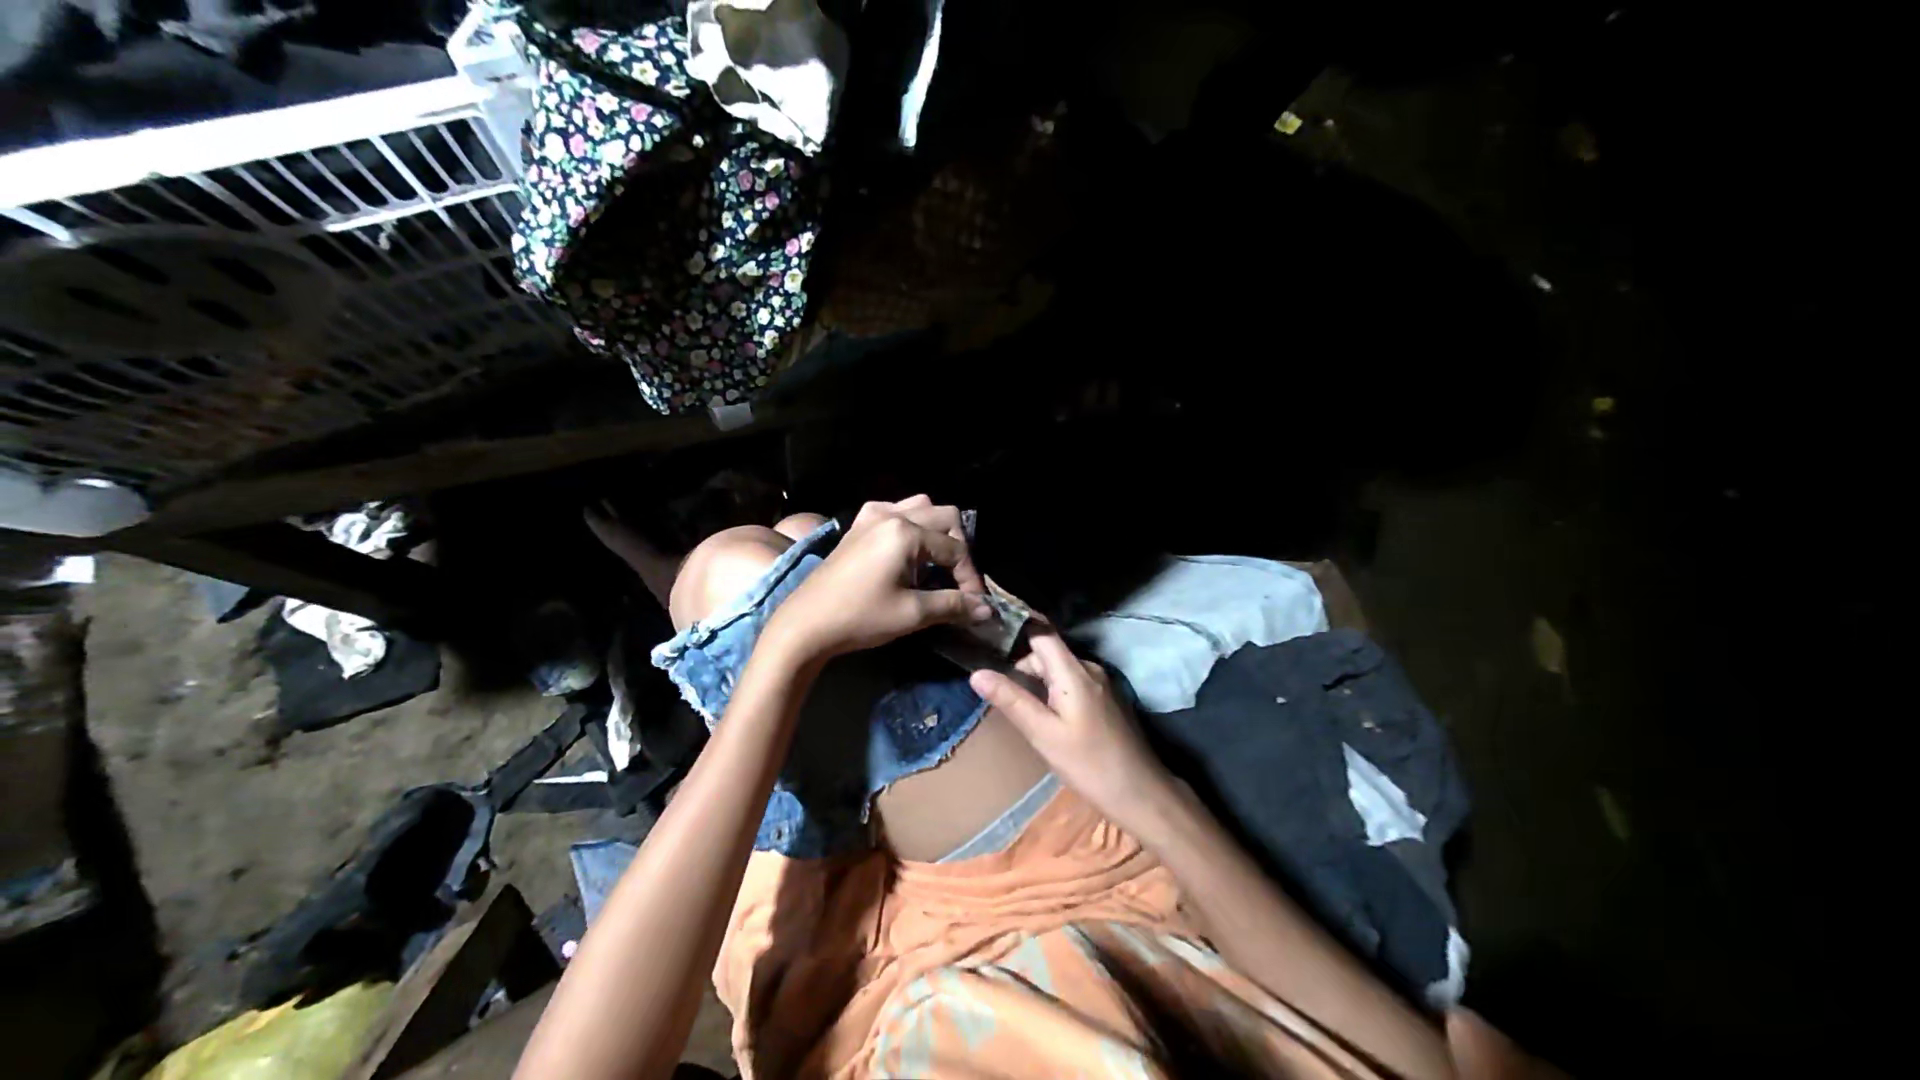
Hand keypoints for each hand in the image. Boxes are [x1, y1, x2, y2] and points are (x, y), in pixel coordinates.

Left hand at [765, 496, 991, 662]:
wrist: (806, 624)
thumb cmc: (860, 618)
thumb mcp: (912, 613)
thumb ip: (954, 605)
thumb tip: (987, 610)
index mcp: (905, 532)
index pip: (955, 549)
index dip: (970, 578)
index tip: (974, 605)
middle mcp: (891, 514)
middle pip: (945, 517)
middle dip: (959, 549)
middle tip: (958, 581)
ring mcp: (871, 516)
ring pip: (921, 507)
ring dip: (937, 532)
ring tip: (937, 565)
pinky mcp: (858, 525)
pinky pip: (897, 512)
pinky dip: (913, 527)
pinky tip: (909, 554)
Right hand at [968, 628, 1178, 835]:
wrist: (1141, 793)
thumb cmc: (1089, 764)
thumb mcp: (1043, 734)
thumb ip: (1011, 700)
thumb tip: (977, 673)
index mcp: (1074, 672)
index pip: (1041, 632)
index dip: (1015, 627)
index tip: (988, 631)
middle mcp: (1089, 668)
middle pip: (1048, 652)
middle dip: (1021, 665)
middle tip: (995, 688)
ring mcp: (1100, 683)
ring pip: (1059, 669)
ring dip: (1036, 681)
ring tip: (1015, 705)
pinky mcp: (1105, 699)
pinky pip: (1071, 682)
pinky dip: (1052, 691)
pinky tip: (1043, 715)